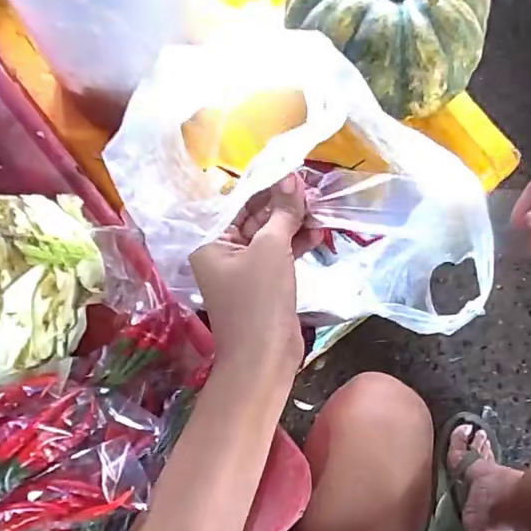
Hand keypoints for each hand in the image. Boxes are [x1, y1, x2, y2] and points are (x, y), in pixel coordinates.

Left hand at [190, 176, 314, 372]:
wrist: (264, 357)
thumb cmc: (259, 300)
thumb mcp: (271, 249)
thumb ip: (282, 213)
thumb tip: (292, 179)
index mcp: (210, 241)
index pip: (237, 202)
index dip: (266, 186)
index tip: (294, 172)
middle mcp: (222, 252)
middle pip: (253, 217)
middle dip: (283, 204)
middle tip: (312, 189)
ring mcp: (244, 270)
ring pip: (269, 236)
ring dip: (294, 223)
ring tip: (319, 208)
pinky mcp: (264, 284)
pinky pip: (279, 255)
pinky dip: (296, 244)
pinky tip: (318, 232)